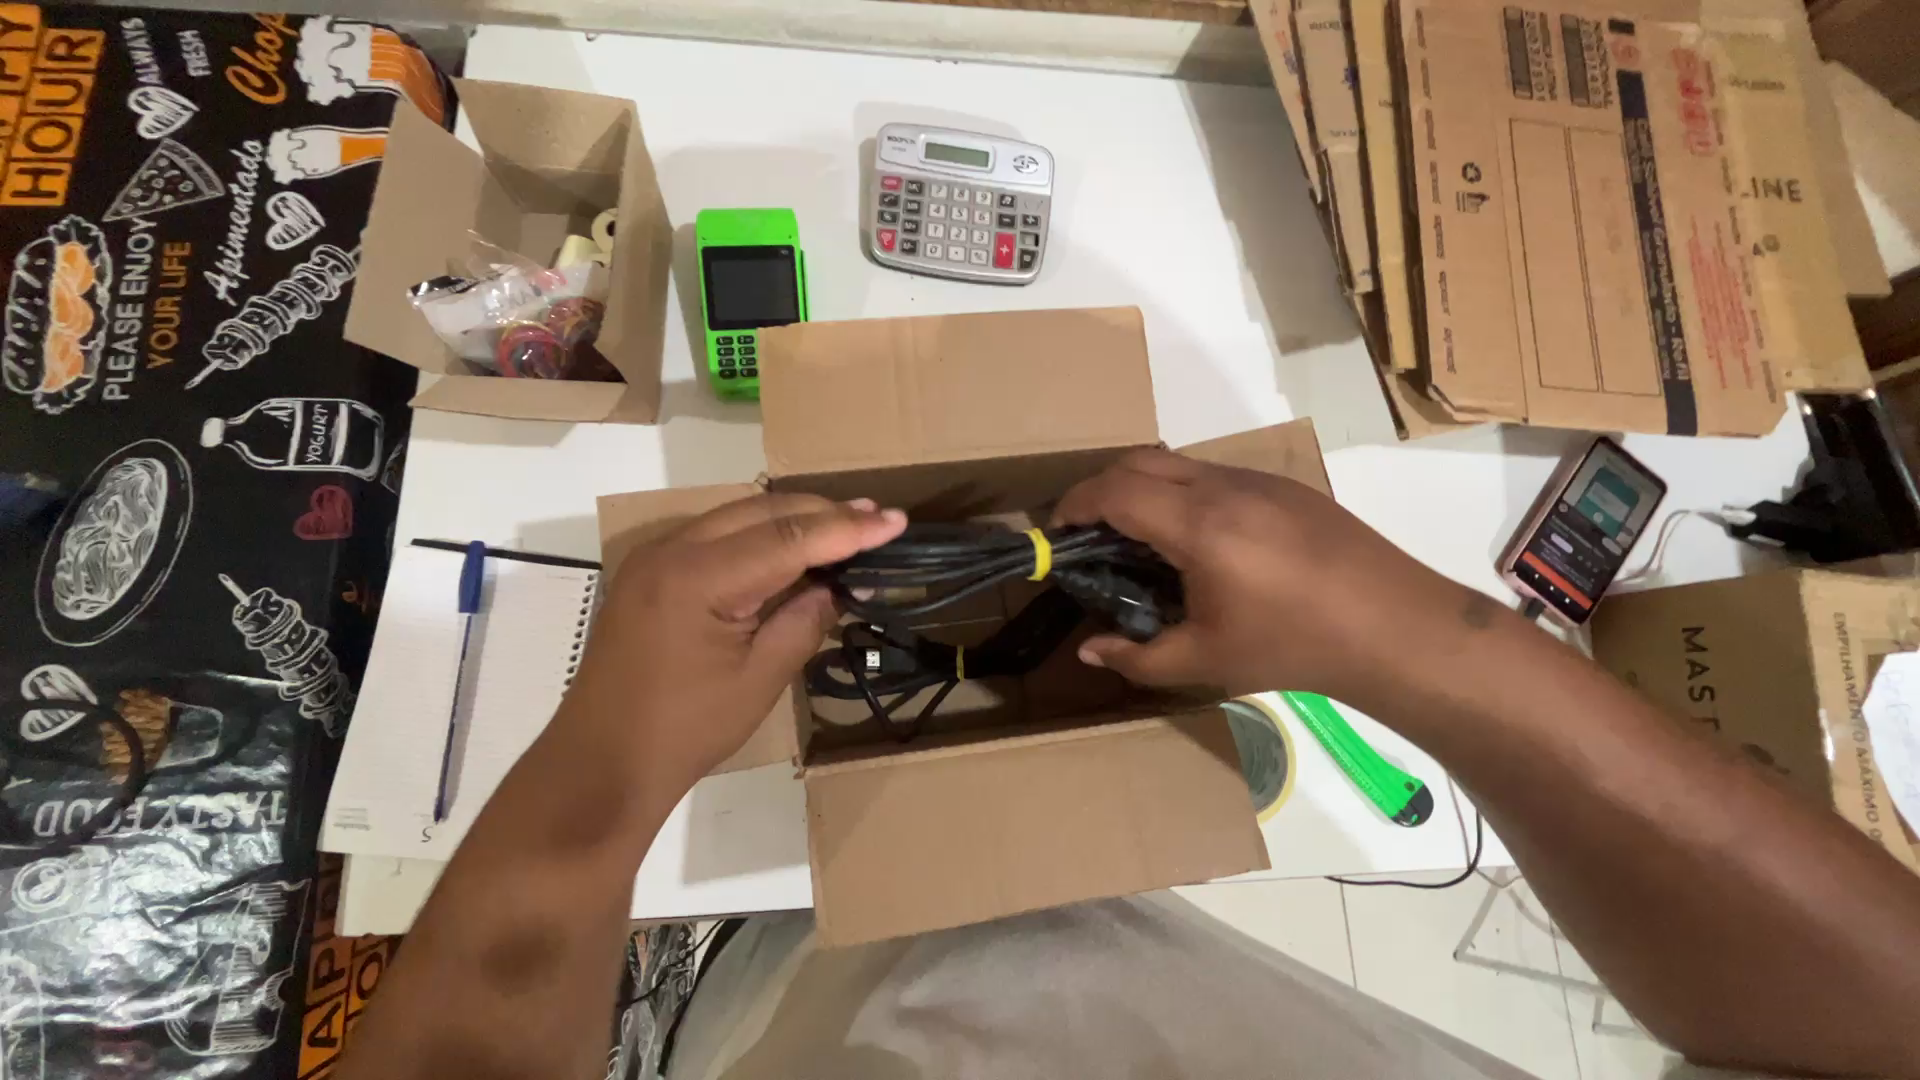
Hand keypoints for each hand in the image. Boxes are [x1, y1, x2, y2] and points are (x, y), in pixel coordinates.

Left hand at [560, 494, 905, 789]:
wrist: (599, 764)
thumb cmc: (684, 730)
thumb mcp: (759, 679)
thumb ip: (804, 622)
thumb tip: (836, 586)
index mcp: (696, 578)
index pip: (787, 537)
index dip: (846, 528)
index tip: (896, 521)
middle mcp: (671, 551)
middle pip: (762, 511)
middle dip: (824, 512)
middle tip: (879, 518)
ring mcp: (655, 558)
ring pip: (738, 516)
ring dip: (794, 518)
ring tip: (848, 523)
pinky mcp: (651, 573)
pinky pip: (717, 535)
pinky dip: (761, 535)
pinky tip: (793, 545)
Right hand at [1053, 450, 1495, 707]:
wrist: (1395, 627)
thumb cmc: (1293, 646)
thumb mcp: (1206, 659)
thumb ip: (1136, 656)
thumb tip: (1089, 652)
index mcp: (1198, 524)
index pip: (1115, 491)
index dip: (1075, 503)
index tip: (1058, 529)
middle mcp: (1223, 486)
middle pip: (1140, 460)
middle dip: (1102, 488)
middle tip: (1090, 531)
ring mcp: (1258, 480)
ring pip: (1178, 464)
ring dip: (1144, 487)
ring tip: (1140, 538)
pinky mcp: (1285, 487)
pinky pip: (1213, 475)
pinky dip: (1182, 493)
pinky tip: (1198, 540)